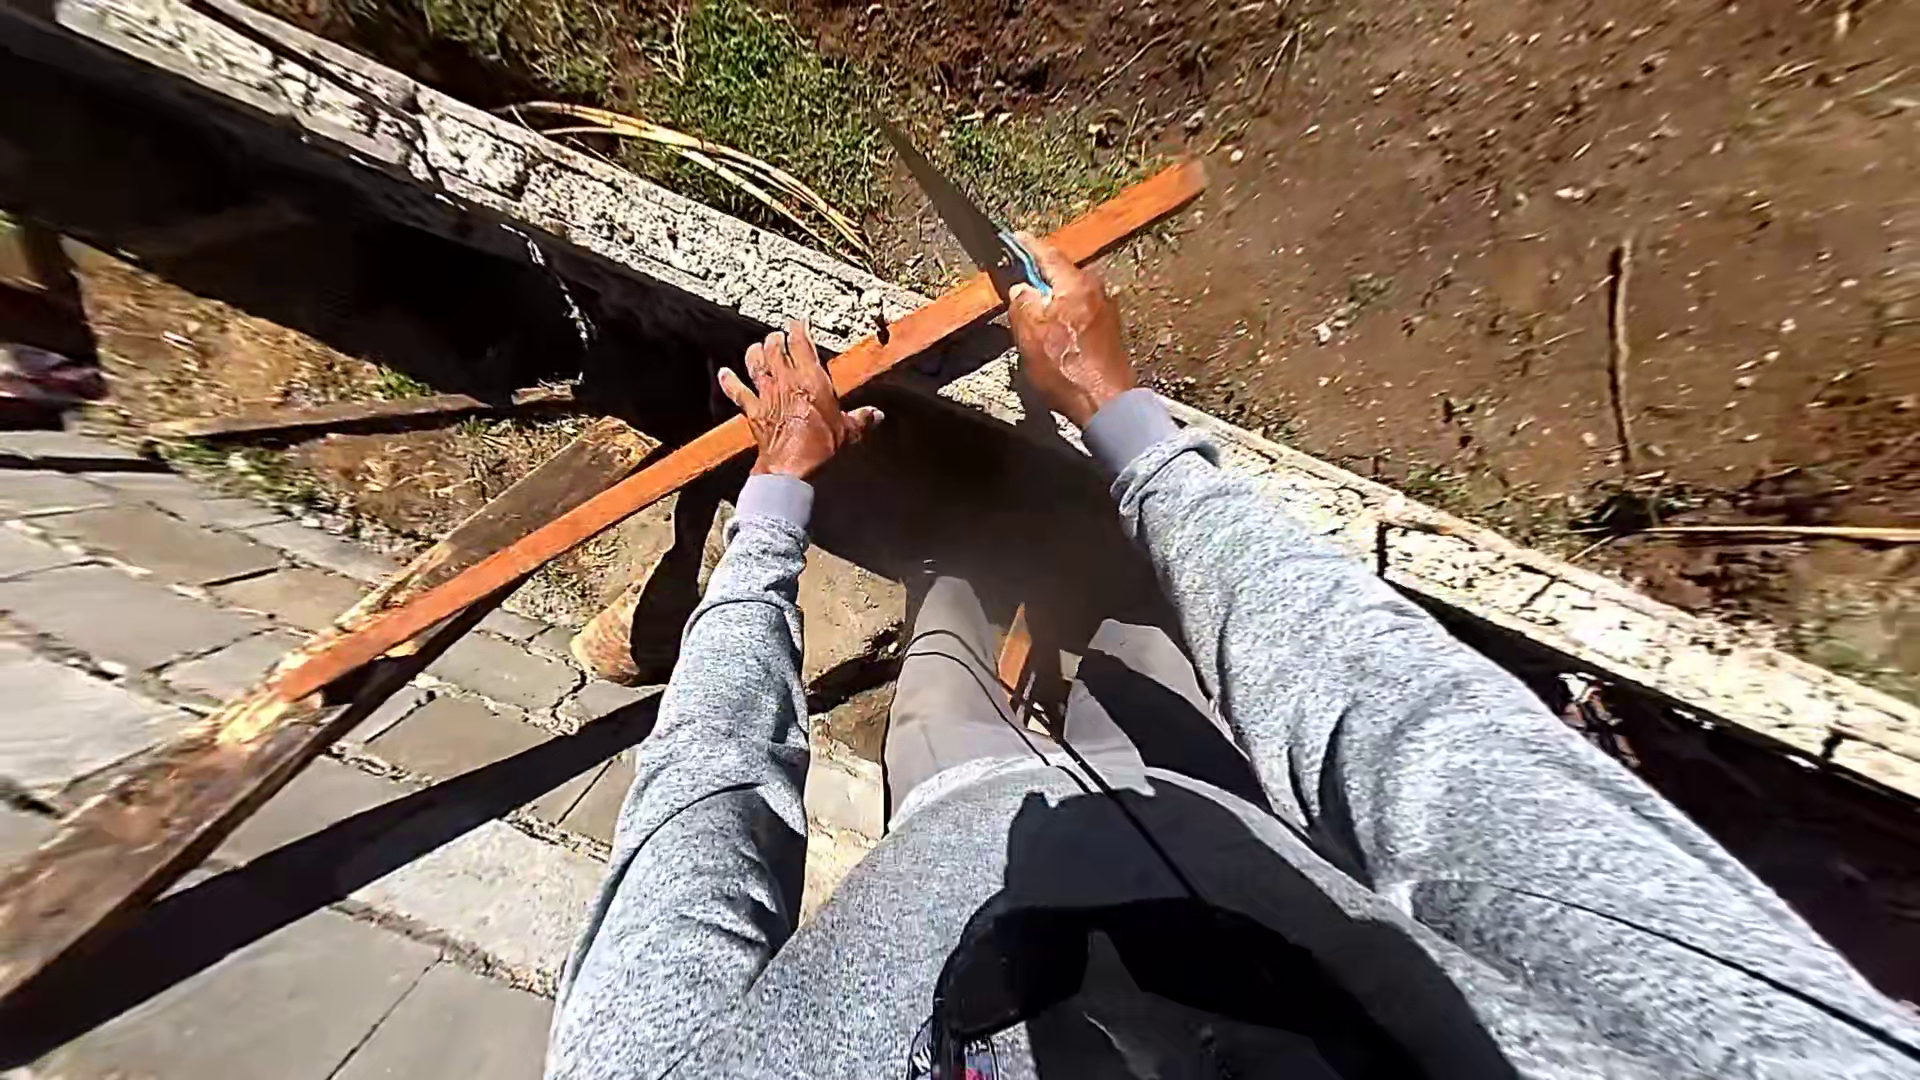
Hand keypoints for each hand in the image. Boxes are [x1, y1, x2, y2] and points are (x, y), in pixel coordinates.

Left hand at [719, 320, 882, 478]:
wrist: (792, 465)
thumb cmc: (821, 445)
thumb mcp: (848, 431)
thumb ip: (861, 419)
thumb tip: (876, 415)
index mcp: (811, 379)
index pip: (801, 343)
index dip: (799, 329)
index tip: (800, 323)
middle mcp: (786, 380)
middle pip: (775, 348)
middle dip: (777, 339)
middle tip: (779, 336)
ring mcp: (766, 394)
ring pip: (755, 362)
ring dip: (756, 352)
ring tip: (758, 347)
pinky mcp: (753, 410)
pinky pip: (738, 391)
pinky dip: (730, 381)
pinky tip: (725, 373)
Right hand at [1005, 232, 1135, 428]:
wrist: (1104, 401)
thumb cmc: (1068, 370)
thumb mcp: (1029, 334)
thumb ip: (1021, 303)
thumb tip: (1021, 290)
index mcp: (1075, 283)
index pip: (1046, 253)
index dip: (1027, 245)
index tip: (1015, 237)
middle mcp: (1095, 290)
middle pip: (1061, 275)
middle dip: (1039, 279)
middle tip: (1019, 284)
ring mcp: (1106, 311)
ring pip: (1071, 296)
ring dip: (1052, 303)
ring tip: (1034, 320)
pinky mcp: (1109, 332)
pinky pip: (1081, 314)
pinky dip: (1065, 319)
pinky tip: (1055, 338)